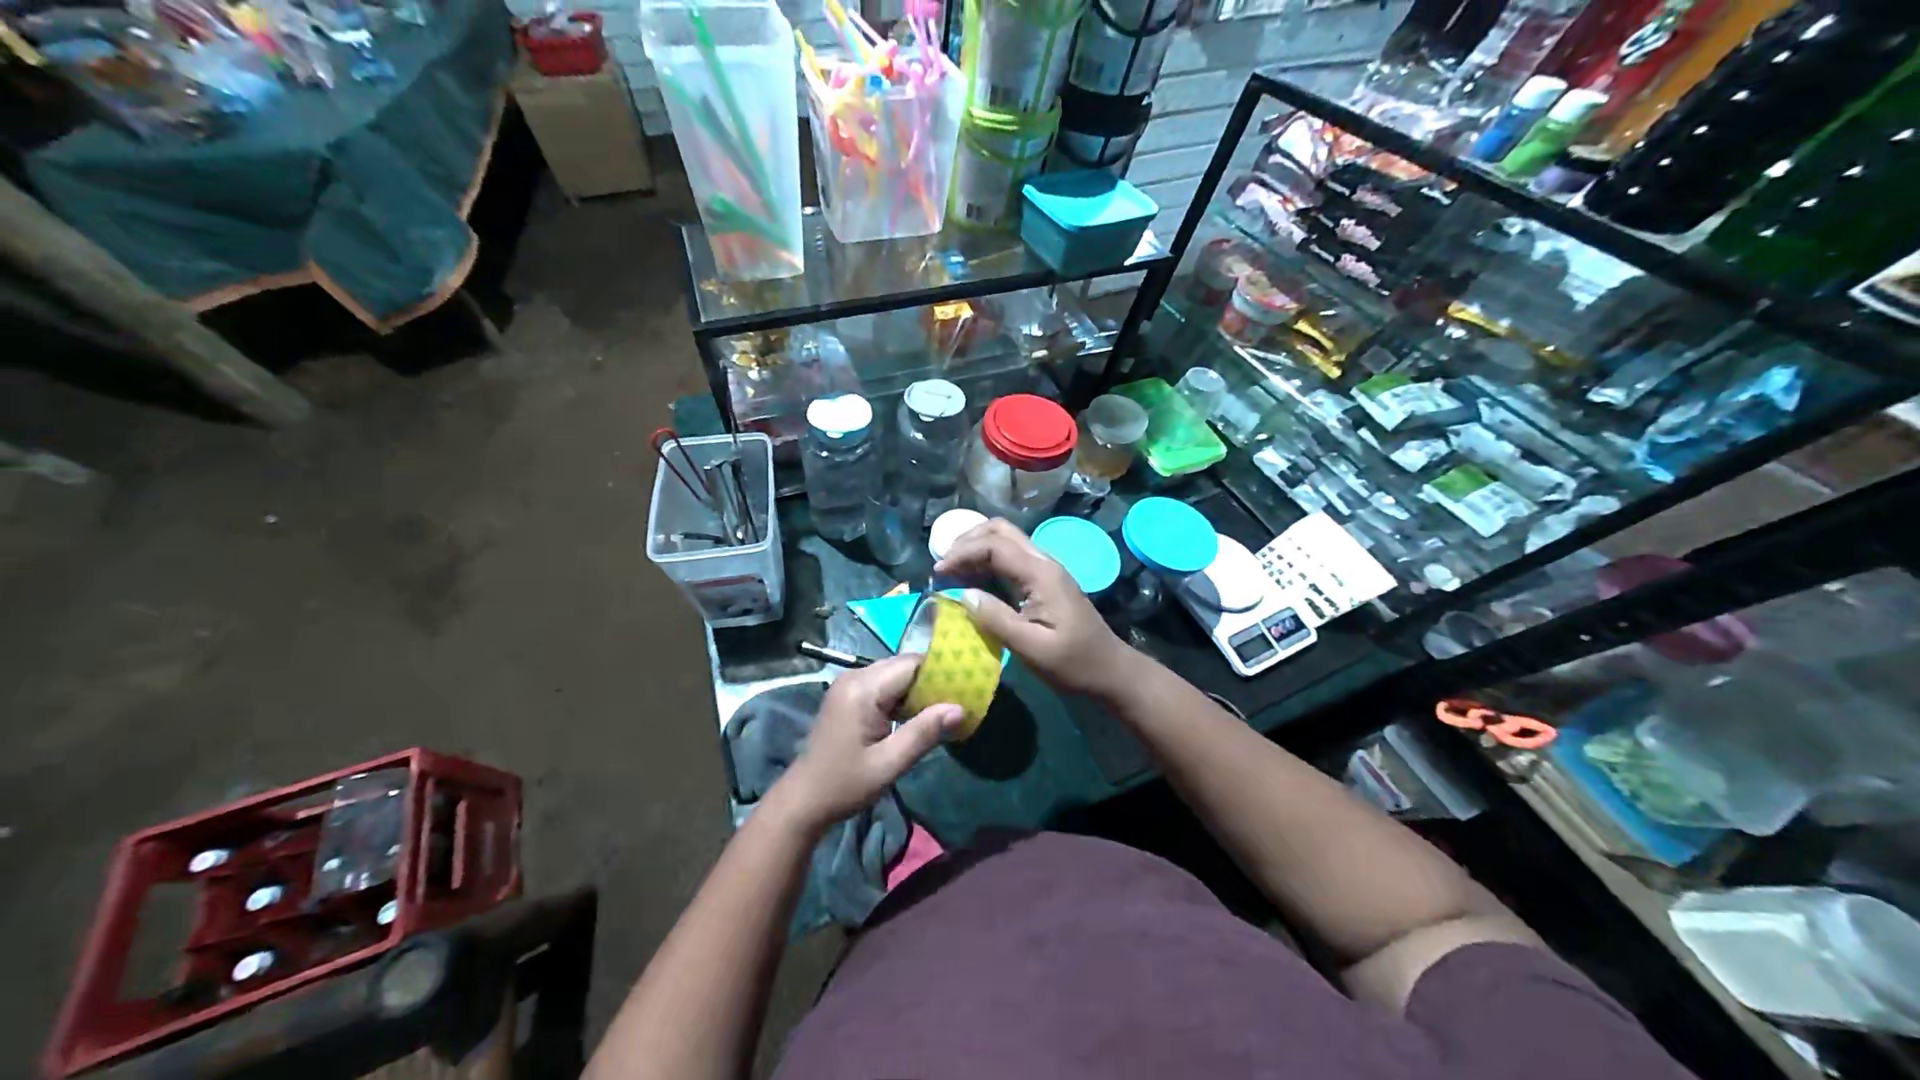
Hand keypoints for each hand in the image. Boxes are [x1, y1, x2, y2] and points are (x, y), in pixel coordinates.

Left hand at [766, 655, 964, 832]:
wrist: (804, 800)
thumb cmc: (845, 784)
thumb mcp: (889, 764)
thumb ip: (924, 733)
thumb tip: (960, 709)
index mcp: (863, 689)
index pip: (912, 664)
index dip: (942, 673)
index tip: (968, 689)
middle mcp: (855, 677)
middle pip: (905, 666)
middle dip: (933, 682)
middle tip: (961, 703)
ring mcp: (850, 685)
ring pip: (896, 675)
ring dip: (920, 691)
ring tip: (946, 711)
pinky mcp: (850, 696)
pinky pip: (885, 686)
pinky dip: (905, 698)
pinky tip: (920, 717)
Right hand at [934, 518, 1132, 697]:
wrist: (1110, 672)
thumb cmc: (1073, 664)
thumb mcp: (1031, 648)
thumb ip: (995, 619)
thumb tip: (963, 595)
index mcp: (1041, 574)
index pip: (994, 546)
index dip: (962, 553)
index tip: (938, 573)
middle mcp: (1044, 562)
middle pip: (1000, 530)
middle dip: (967, 541)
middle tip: (943, 565)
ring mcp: (1045, 570)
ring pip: (1006, 540)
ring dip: (976, 548)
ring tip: (951, 571)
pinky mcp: (1044, 581)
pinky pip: (1011, 558)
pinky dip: (987, 561)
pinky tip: (972, 581)